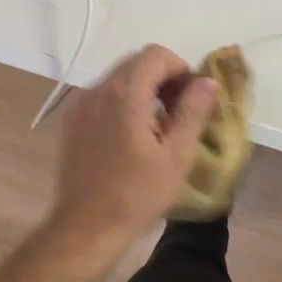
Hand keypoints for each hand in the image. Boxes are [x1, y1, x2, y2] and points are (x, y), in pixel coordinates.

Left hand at [49, 45, 216, 245]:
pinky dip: (124, 105)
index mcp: (125, 95)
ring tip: (159, 129)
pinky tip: (134, 139)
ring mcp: (80, 107)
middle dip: (164, 79)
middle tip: (181, 114)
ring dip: (144, 92)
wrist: (88, 227)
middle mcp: (97, 91)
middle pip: (136, 63)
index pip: (156, 55)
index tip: (193, 98)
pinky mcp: (72, 124)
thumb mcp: (177, 155)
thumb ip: (193, 111)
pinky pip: (103, 99)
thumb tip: (208, 82)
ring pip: (119, 80)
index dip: (181, 69)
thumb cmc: (138, 194)